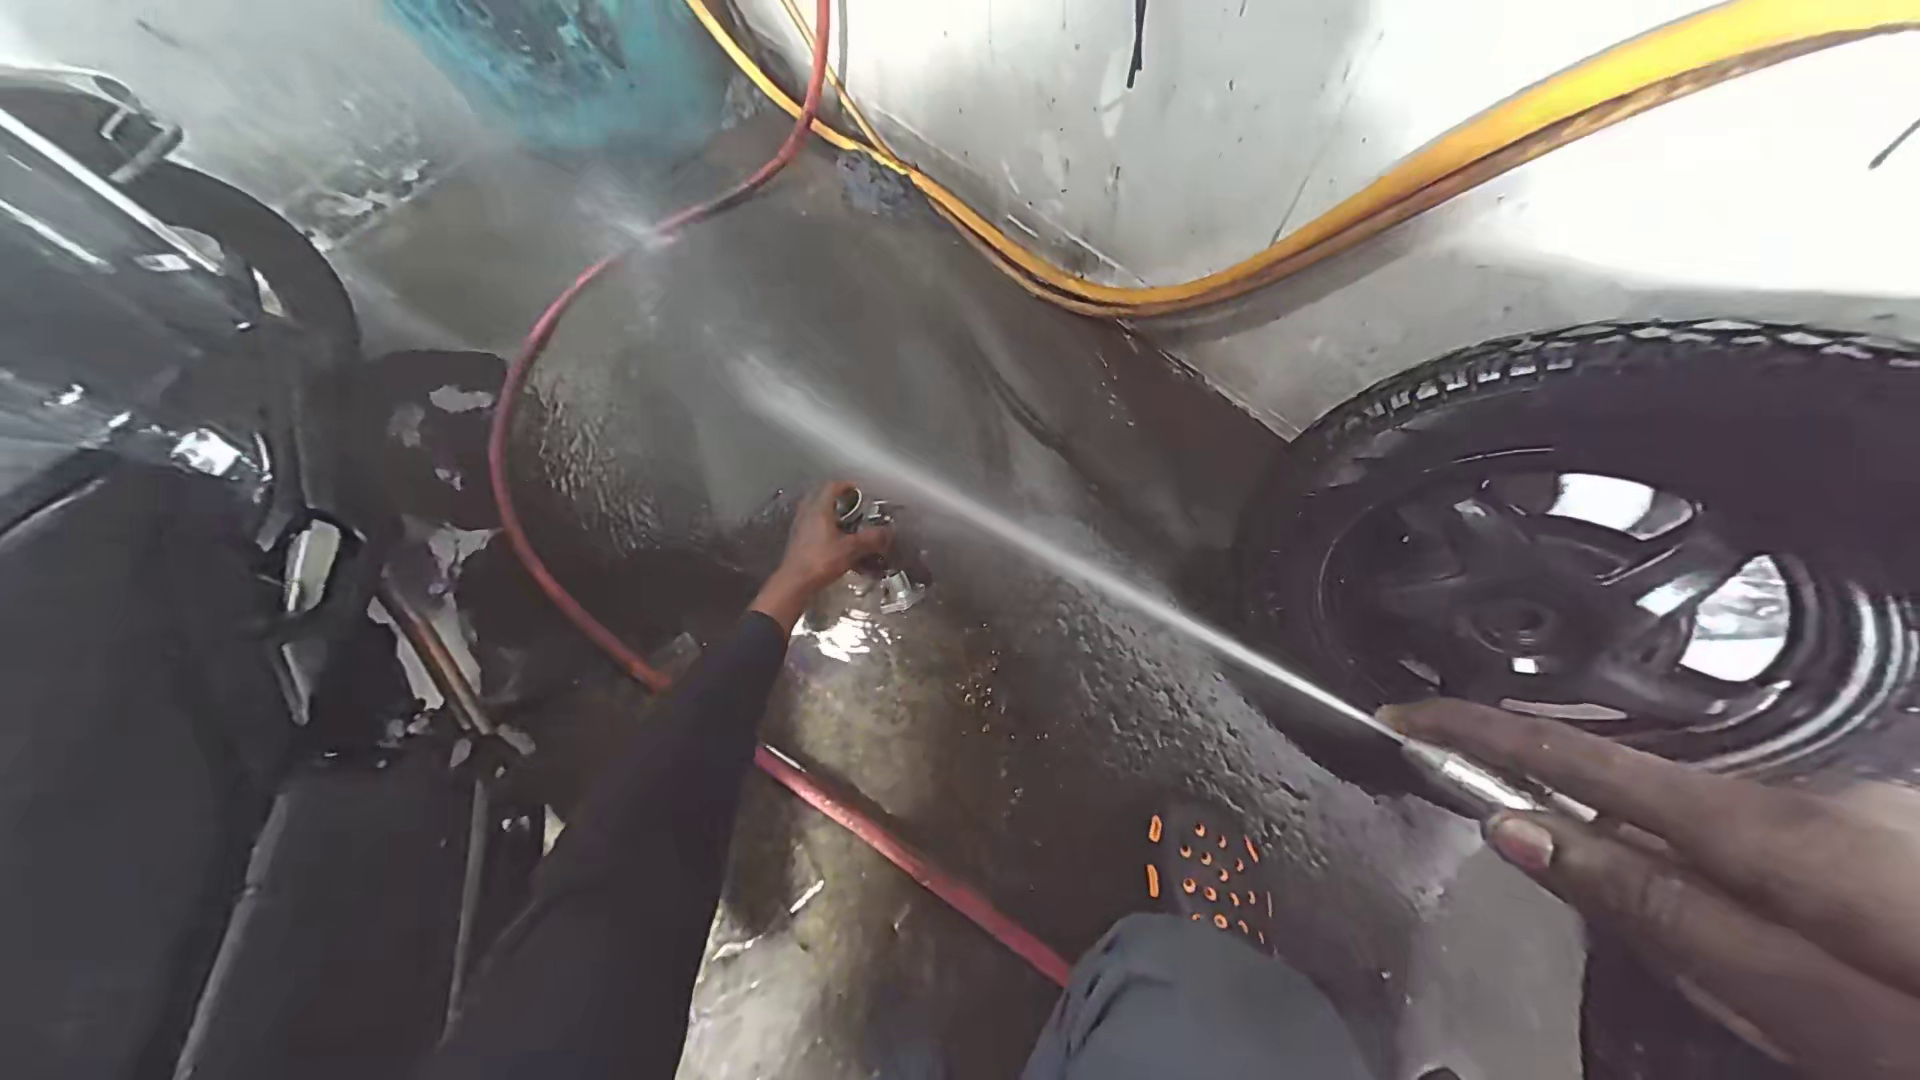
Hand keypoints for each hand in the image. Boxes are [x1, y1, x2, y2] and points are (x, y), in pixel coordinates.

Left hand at [749, 481, 892, 631]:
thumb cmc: (822, 560)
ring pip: (816, 510)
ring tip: (846, 521)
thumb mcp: (851, 549)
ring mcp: (800, 526)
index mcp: (819, 509)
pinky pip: (813, 524)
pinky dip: (825, 525)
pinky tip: (835, 538)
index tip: (859, 489)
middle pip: (822, 496)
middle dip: (838, 498)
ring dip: (831, 512)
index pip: (832, 487)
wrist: (795, 582)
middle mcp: (807, 513)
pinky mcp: (798, 539)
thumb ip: (871, 538)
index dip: (846, 485)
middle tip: (853, 504)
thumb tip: (888, 531)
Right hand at [1381, 698, 1919, 1078]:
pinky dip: (1730, 878)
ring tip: (1756, 980)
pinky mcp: (1885, 829)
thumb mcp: (1820, 1019)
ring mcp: (1859, 808)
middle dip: (1587, 834)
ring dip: (1674, 874)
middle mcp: (1809, 795)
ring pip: (1703, 825)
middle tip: (1617, 918)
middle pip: (1636, 793)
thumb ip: (1657, 912)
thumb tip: (1521, 832)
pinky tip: (1798, 952)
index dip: (1472, 733)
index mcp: (1771, 833)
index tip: (1400, 717)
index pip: (1570, 757)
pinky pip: (1760, 838)